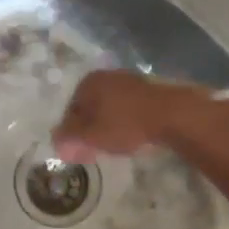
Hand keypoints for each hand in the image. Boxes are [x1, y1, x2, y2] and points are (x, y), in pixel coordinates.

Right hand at [51, 70, 215, 162]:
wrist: (172, 115)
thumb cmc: (124, 124)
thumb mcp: (90, 136)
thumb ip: (68, 138)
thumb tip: (56, 142)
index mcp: (88, 83)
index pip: (70, 112)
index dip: (71, 135)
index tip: (77, 152)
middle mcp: (107, 76)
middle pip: (90, 109)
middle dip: (89, 130)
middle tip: (93, 151)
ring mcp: (130, 81)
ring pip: (109, 109)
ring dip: (107, 127)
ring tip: (113, 146)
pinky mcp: (150, 90)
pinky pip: (128, 109)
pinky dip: (125, 122)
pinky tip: (132, 136)